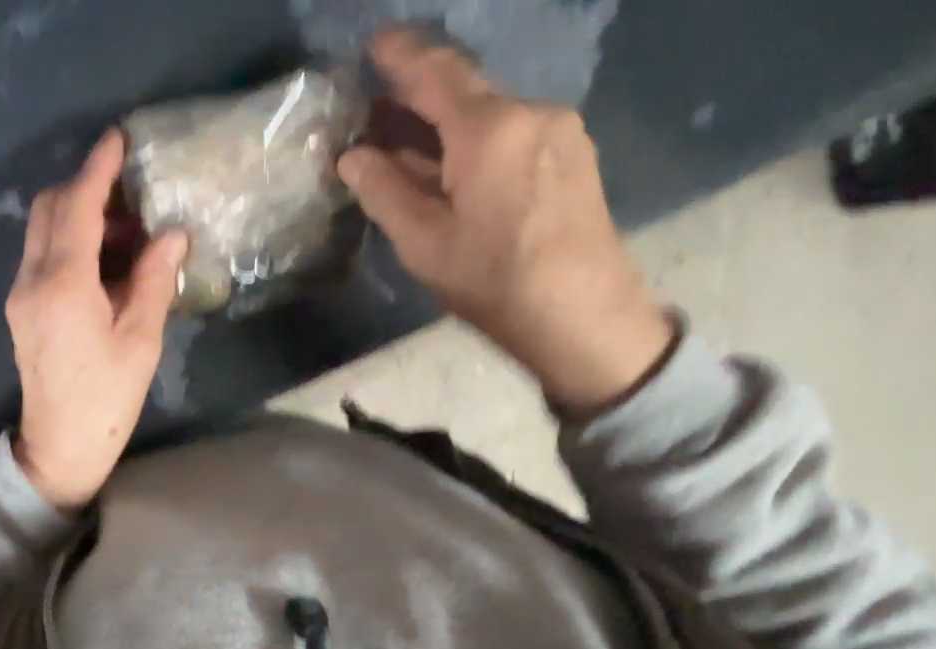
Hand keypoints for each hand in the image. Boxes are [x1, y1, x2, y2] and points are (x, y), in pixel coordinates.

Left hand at [7, 130, 187, 508]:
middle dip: (86, 189)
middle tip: (131, 194)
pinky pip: (41, 257)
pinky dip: (68, 243)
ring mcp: (20, 296)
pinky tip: (104, 263)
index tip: (119, 139)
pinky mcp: (21, 311)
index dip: (98, 168)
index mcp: (63, 284)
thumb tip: (170, 233)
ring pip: (41, 231)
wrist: (58, 448)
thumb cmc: (106, 400)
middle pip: (49, 209)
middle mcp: (31, 280)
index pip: (77, 206)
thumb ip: (152, 279)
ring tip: (127, 233)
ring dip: (78, 216)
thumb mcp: (140, 339)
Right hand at [337, 29, 673, 414]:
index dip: (401, 57)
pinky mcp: (573, 157)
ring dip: (447, 124)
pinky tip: (455, 167)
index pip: (437, 73)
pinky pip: (514, 133)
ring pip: (491, 114)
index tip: (373, 46)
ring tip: (410, 144)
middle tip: (378, 107)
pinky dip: (477, 140)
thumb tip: (353, 157)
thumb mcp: (424, 242)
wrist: (582, 315)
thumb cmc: (493, 280)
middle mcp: (530, 113)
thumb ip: (385, 192)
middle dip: (420, 96)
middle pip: (467, 92)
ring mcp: (560, 132)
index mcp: (489, 128)